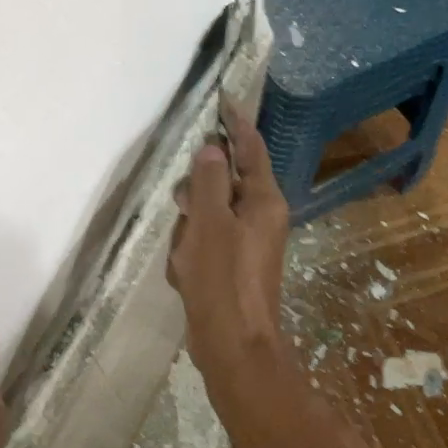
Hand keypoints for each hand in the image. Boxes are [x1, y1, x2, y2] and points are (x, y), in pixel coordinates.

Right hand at [167, 101, 289, 377]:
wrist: (233, 348)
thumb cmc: (222, 279)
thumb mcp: (208, 222)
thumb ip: (208, 181)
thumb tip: (212, 149)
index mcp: (263, 201)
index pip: (250, 148)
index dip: (235, 122)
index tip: (222, 99)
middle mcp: (261, 217)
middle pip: (221, 182)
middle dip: (196, 193)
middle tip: (183, 208)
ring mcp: (247, 243)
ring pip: (207, 214)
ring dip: (188, 229)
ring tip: (185, 256)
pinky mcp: (232, 266)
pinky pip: (204, 243)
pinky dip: (190, 254)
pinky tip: (185, 275)